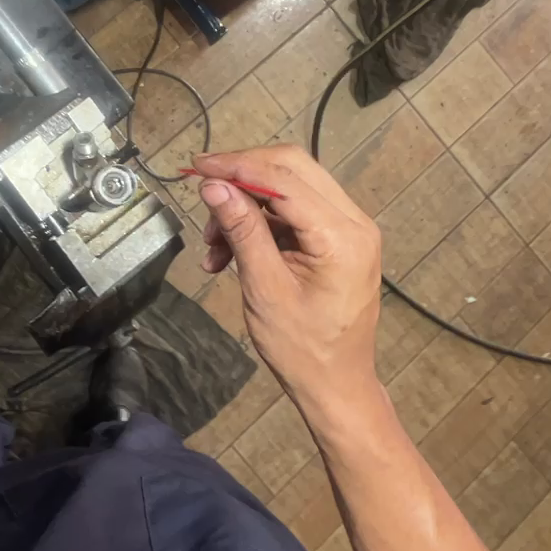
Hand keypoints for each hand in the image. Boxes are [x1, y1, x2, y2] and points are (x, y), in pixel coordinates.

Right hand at [191, 146, 382, 409]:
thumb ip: (242, 230)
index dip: (237, 165)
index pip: (285, 178)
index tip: (197, 166)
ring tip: (212, 243)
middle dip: (242, 173)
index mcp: (341, 236)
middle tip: (202, 187)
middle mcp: (353, 221)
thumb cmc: (302, 347)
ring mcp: (348, 228)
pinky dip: (258, 221)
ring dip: (245, 203)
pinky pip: (292, 210)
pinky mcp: (336, 238)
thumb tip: (213, 186)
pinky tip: (228, 251)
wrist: (335, 384)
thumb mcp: (264, 288)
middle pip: (292, 168)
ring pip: (288, 186)